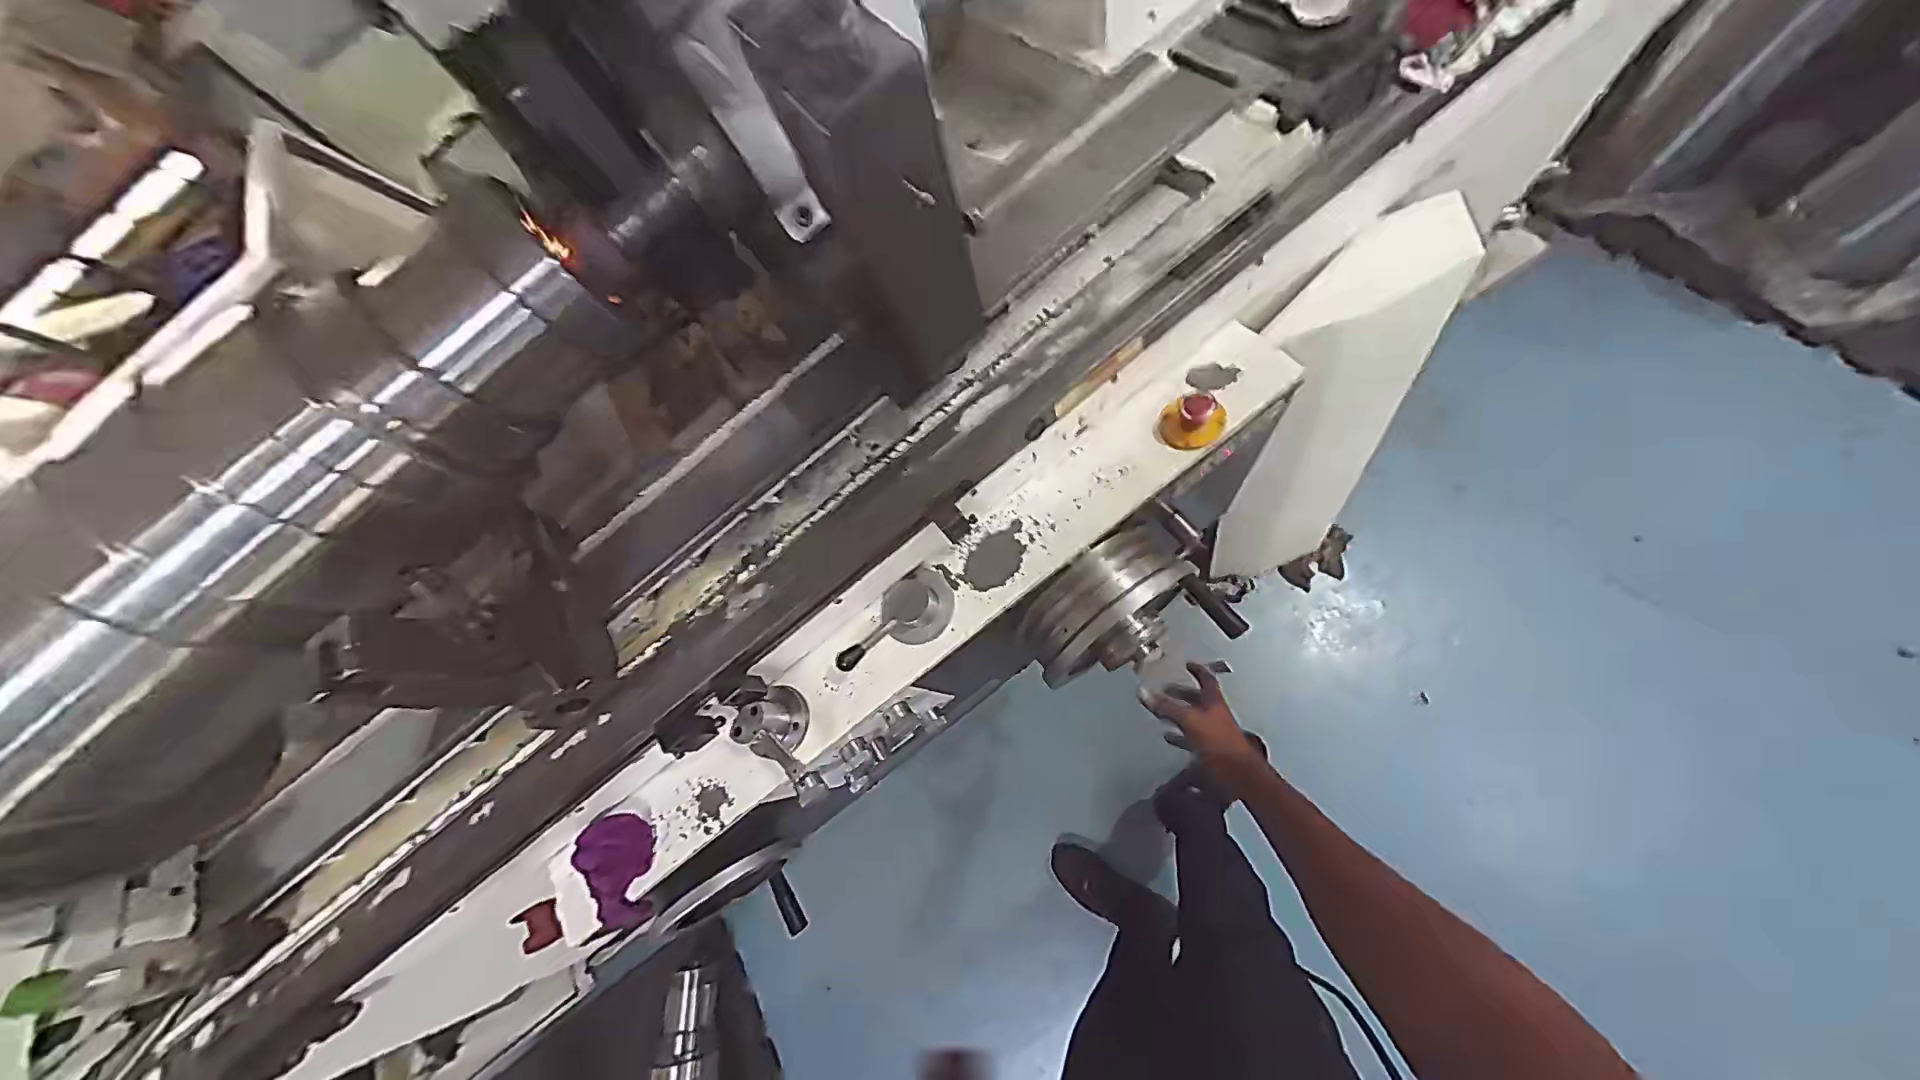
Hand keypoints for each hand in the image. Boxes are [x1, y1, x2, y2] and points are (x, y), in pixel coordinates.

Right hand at [1140, 662, 1269, 786]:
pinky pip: (1191, 737)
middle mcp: (1215, 715)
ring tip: (1163, 712)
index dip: (1198, 670)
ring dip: (1179, 713)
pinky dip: (1180, 734)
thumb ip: (1166, 707)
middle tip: (1166, 690)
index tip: (1188, 664)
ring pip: (1194, 717)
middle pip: (1198, 699)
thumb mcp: (1189, 721)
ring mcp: (1214, 732)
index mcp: (1214, 703)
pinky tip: (1170, 737)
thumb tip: (1143, 691)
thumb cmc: (1219, 743)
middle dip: (1182, 693)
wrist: (1239, 776)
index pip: (1207, 680)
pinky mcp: (1211, 750)